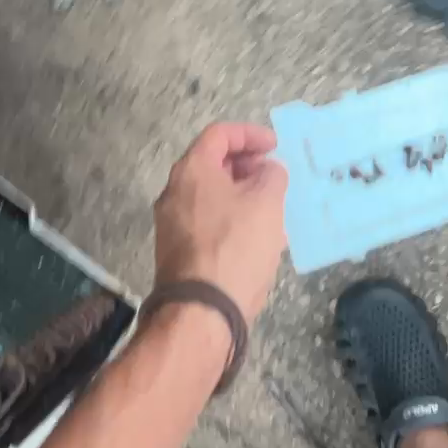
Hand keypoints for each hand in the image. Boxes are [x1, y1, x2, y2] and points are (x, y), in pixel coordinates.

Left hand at [153, 122, 289, 323]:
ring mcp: (172, 225)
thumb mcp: (267, 202)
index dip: (250, 134)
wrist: (201, 314)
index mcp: (191, 171)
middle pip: (212, 164)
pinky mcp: (178, 253)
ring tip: (273, 209)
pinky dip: (233, 219)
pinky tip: (258, 239)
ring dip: (243, 195)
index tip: (275, 146)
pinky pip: (208, 223)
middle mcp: (174, 192)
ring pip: (212, 196)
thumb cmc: (236, 246)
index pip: (219, 135)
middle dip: (247, 166)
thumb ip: (272, 175)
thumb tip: (268, 171)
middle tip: (274, 176)